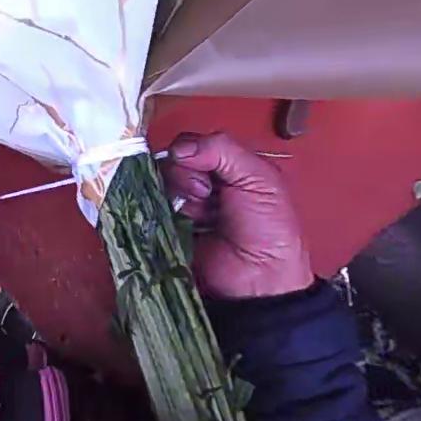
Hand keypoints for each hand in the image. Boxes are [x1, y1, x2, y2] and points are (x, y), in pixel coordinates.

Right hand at [160, 131, 312, 299]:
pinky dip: (165, 214)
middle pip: (171, 162)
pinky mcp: (168, 229)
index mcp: (225, 165)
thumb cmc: (269, 227)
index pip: (191, 143)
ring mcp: (182, 206)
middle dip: (188, 178)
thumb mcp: (259, 177)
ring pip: (160, 185)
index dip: (193, 152)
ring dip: (181, 198)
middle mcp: (201, 182)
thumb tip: (179, 148)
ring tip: (203, 217)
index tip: (210, 173)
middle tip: (209, 197)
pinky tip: (186, 225)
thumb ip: (222, 149)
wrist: (260, 277)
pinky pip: (151, 211)